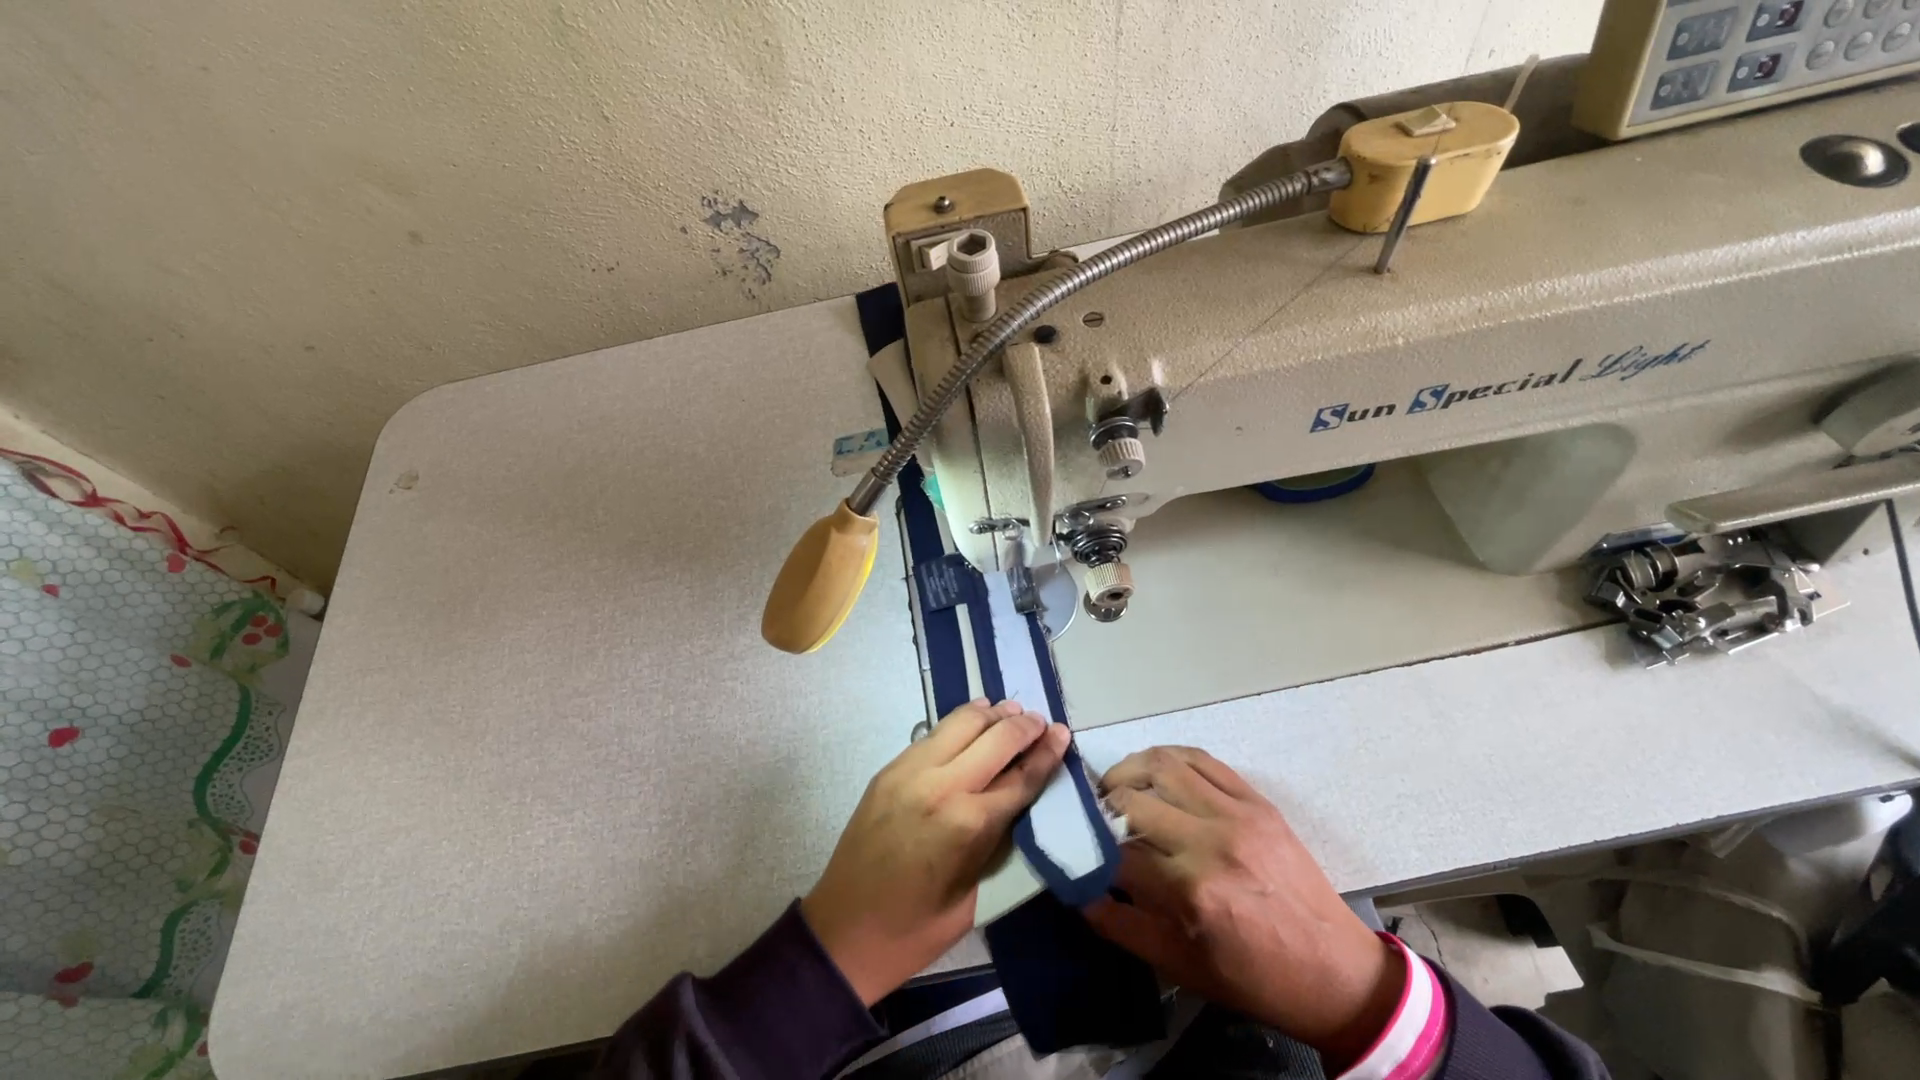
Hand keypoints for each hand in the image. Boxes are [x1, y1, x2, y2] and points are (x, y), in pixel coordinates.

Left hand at [801, 699, 1071, 1004]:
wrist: (844, 930)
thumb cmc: (917, 929)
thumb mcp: (975, 896)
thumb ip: (1000, 844)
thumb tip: (1020, 809)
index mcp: (968, 823)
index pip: (1020, 777)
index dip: (1046, 755)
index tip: (1064, 734)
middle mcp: (940, 785)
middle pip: (994, 738)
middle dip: (1023, 727)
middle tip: (1041, 722)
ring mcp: (909, 772)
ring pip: (959, 723)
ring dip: (989, 716)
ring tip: (1010, 711)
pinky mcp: (888, 771)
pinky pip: (931, 736)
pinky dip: (957, 725)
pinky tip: (971, 723)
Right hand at [1083, 747, 1402, 1069]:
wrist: (1332, 970)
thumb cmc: (1251, 976)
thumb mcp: (1177, 964)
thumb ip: (1119, 924)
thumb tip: (1076, 890)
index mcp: (1189, 890)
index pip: (1115, 852)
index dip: (1087, 851)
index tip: (1076, 853)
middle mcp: (1210, 842)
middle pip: (1133, 800)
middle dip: (1102, 809)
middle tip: (1093, 821)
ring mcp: (1237, 815)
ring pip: (1164, 765)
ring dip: (1128, 770)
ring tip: (1115, 787)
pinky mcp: (1258, 802)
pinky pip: (1203, 760)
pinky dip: (1169, 758)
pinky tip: (1153, 771)